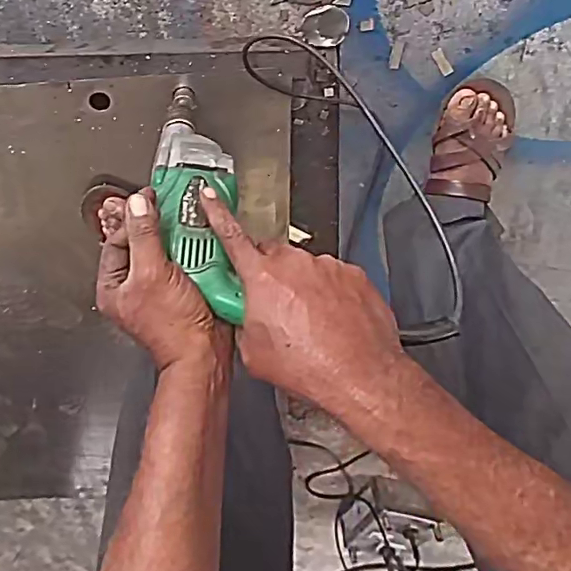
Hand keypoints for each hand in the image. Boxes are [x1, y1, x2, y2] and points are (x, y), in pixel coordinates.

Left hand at [96, 189, 229, 369]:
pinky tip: (200, 235)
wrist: (205, 353)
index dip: (132, 216)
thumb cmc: (173, 327)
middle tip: (166, 202)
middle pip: (140, 240)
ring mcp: (159, 285)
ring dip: (176, 231)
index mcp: (115, 285)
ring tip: (185, 216)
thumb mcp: (151, 273)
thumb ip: (143, 236)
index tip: (147, 198)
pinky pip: (184, 257)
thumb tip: (136, 205)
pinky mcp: (182, 286)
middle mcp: (134, 285)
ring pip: (164, 246)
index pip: (117, 238)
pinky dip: (192, 245)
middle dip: (154, 220)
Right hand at [198, 187, 406, 412]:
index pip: (231, 236)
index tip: (210, 195)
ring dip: (303, 288)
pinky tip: (332, 322)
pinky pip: (334, 278)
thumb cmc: (310, 367)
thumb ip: (243, 322)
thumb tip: (245, 318)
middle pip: (273, 256)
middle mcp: (295, 263)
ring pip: (306, 269)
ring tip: (310, 324)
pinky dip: (331, 296)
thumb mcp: (253, 353)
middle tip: (274, 306)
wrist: (360, 375)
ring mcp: (327, 266)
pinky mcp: (353, 274)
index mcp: (263, 277)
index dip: (217, 213)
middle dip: (270, 275)